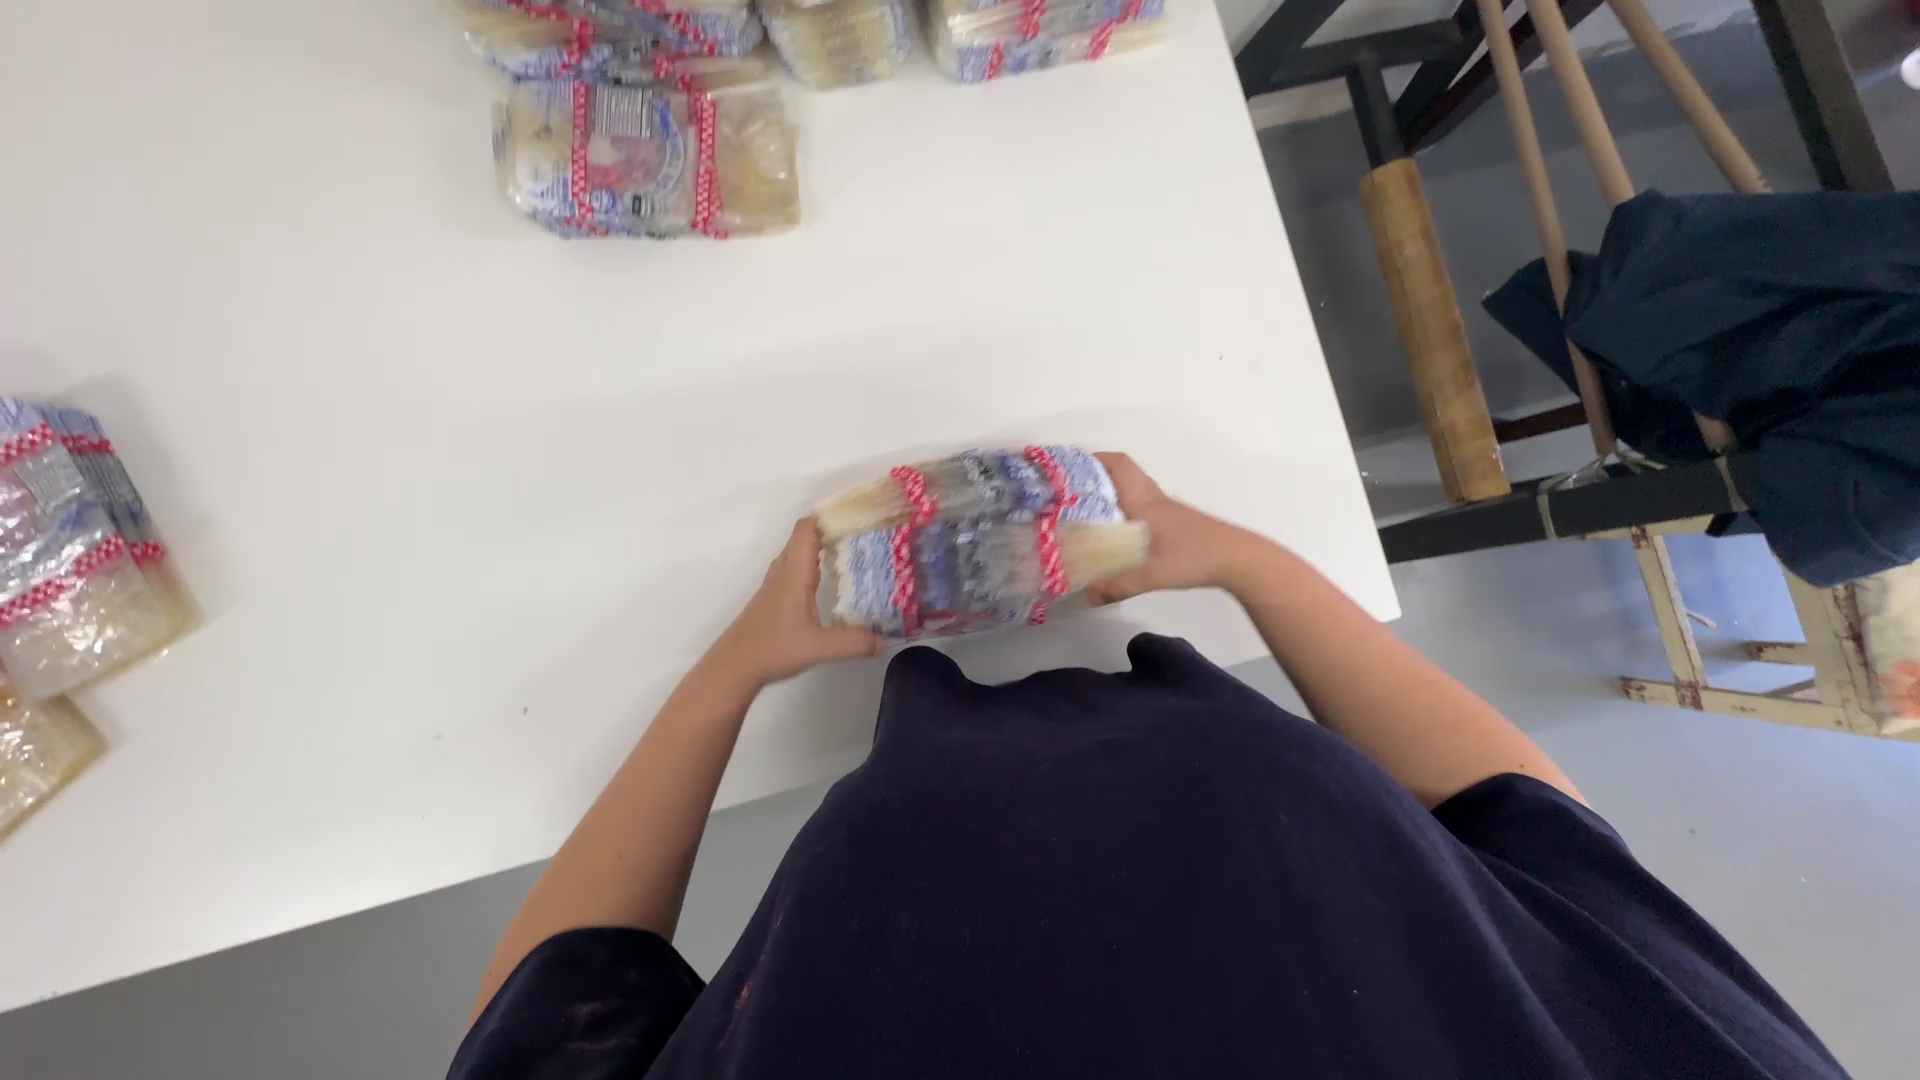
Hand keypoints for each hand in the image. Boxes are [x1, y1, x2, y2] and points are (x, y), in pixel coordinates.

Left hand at [708, 518, 881, 685]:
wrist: (733, 667)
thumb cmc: (773, 648)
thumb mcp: (820, 648)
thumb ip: (854, 643)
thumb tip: (884, 641)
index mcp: (793, 574)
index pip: (805, 531)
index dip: (825, 516)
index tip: (852, 513)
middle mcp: (782, 574)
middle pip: (801, 539)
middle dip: (827, 530)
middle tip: (858, 532)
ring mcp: (774, 587)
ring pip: (795, 555)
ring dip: (817, 548)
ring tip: (847, 552)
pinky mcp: (771, 600)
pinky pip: (792, 571)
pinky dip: (809, 566)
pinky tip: (824, 583)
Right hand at [1085, 452, 1262, 606]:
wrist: (1239, 559)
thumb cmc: (1195, 557)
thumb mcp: (1153, 575)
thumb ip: (1118, 585)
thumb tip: (1087, 596)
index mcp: (1144, 501)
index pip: (1119, 465)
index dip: (1094, 459)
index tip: (1069, 466)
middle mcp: (1153, 499)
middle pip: (1123, 473)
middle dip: (1096, 474)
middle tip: (1070, 489)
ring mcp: (1166, 510)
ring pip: (1133, 489)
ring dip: (1111, 491)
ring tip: (1085, 508)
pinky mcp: (1174, 522)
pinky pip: (1142, 505)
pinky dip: (1125, 508)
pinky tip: (1116, 530)